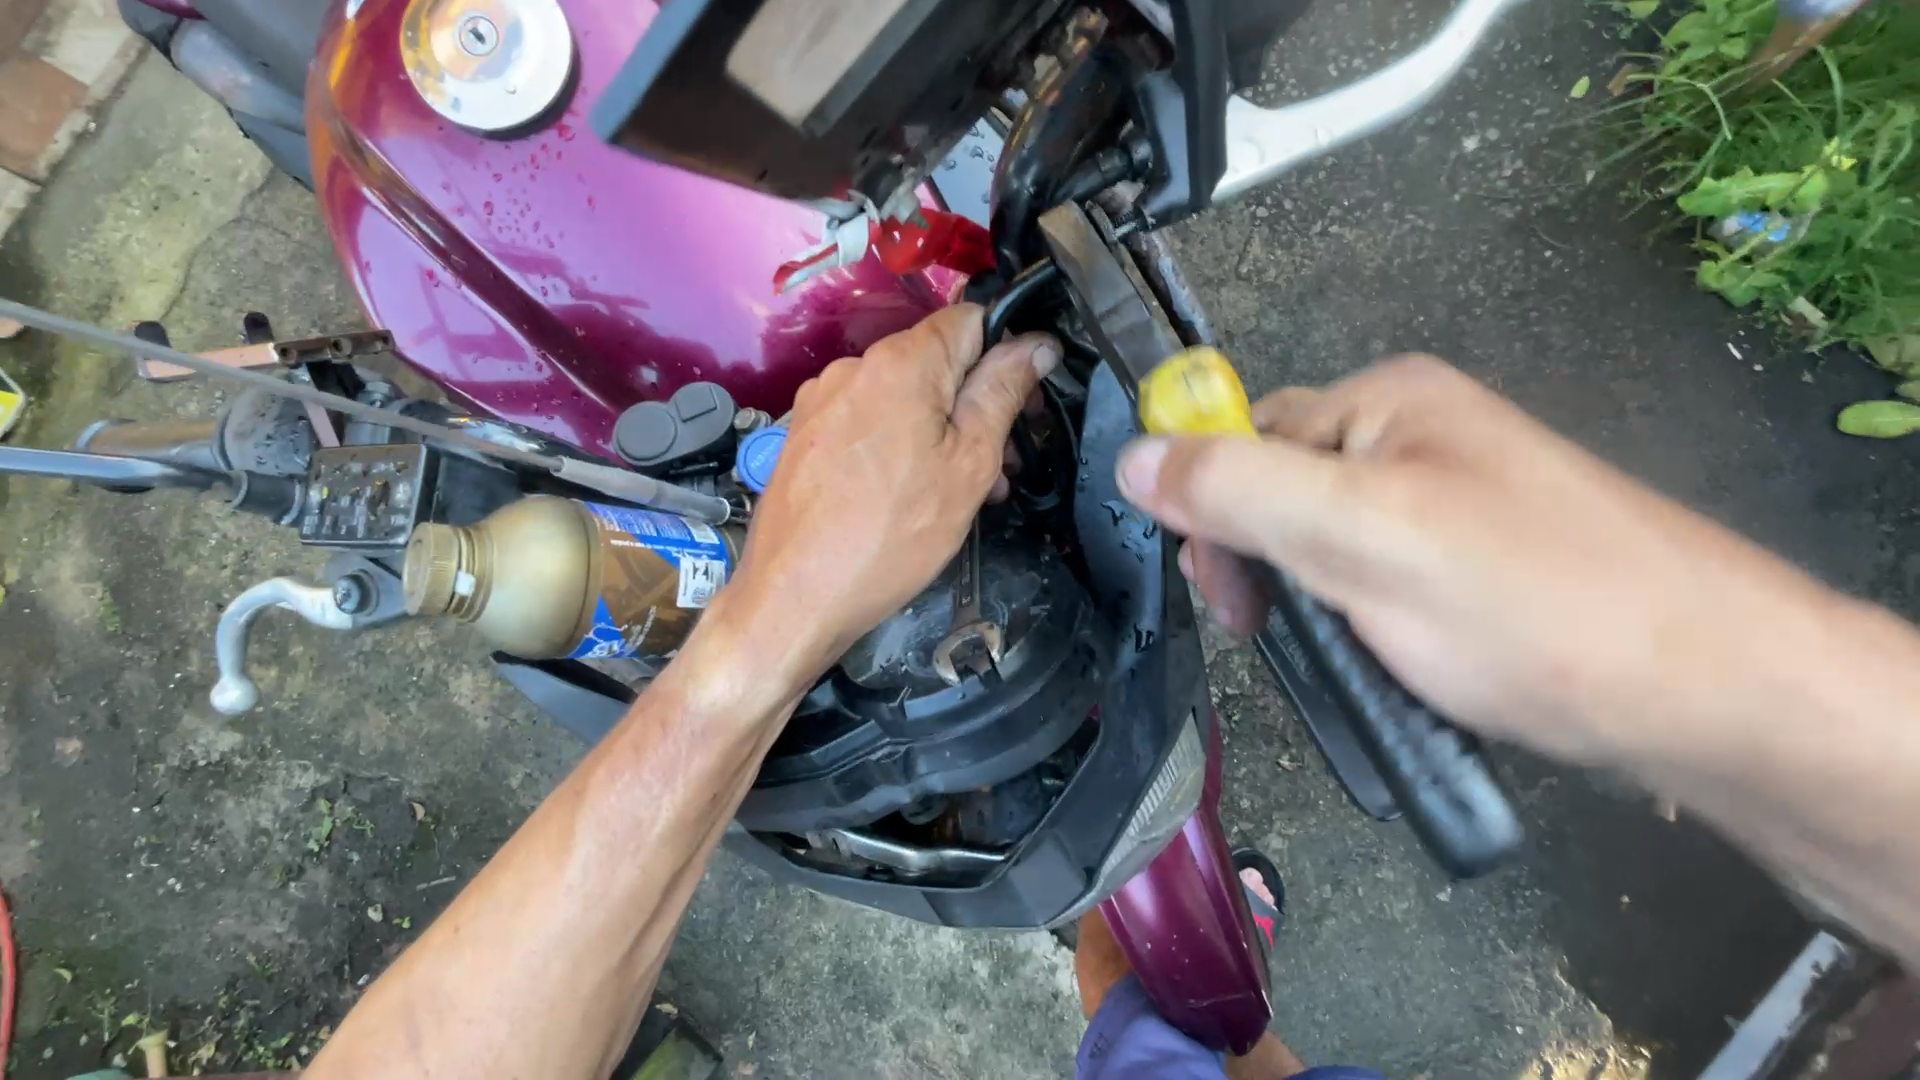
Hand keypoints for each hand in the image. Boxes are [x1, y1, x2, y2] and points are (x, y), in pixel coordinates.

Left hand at [721, 303, 1059, 678]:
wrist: (794, 597)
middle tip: (1001, 464)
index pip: (970, 319)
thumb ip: (1002, 394)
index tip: (1024, 400)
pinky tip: (910, 494)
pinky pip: (868, 422)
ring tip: (960, 491)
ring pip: (903, 397)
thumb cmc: (891, 537)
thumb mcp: (968, 465)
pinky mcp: (805, 434)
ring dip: (941, 432)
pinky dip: (899, 445)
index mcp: (900, 363)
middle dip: (976, 405)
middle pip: (936, 363)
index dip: (1008, 352)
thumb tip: (1035, 344)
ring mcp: (822, 401)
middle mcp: (854, 368)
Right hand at [1115, 355, 1843, 761]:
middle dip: (1255, 557)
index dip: (1213, 510)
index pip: (1244, 437)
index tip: (1226, 592)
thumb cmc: (1522, 605)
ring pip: (1316, 537)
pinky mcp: (1462, 555)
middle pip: (1275, 486)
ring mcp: (1440, 497)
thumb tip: (1129, 457)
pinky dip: (1344, 610)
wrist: (1713, 696)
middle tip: (1269, 630)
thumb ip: (1237, 490)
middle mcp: (1409, 434)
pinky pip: (1363, 569)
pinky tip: (1369, 649)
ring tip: (1331, 648)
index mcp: (1381, 404)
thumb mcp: (1357, 538)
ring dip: (1298, 592)